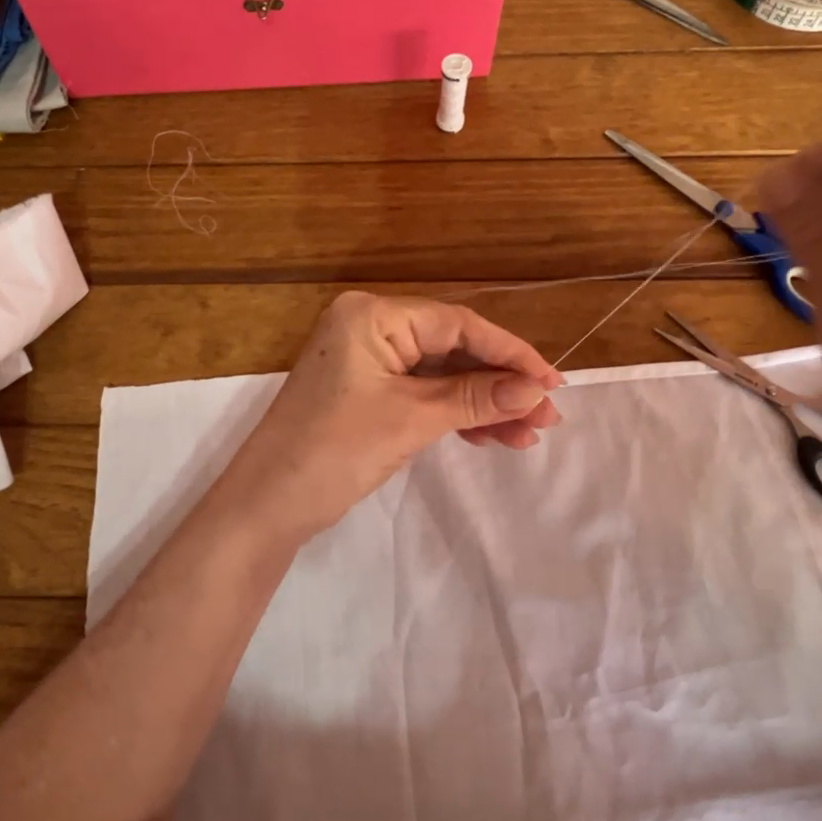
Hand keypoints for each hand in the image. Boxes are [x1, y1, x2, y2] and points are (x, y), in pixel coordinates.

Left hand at [220, 291, 563, 540]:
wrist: (267, 505)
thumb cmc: (334, 451)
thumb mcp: (411, 420)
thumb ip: (475, 399)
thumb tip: (537, 390)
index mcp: (372, 315)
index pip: (457, 324)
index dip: (510, 352)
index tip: (554, 383)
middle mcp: (368, 326)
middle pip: (452, 348)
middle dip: (499, 384)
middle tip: (546, 417)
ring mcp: (365, 359)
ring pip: (440, 374)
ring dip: (483, 403)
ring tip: (528, 435)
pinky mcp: (364, 389)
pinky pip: (421, 391)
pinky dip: (454, 413)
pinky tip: (490, 436)